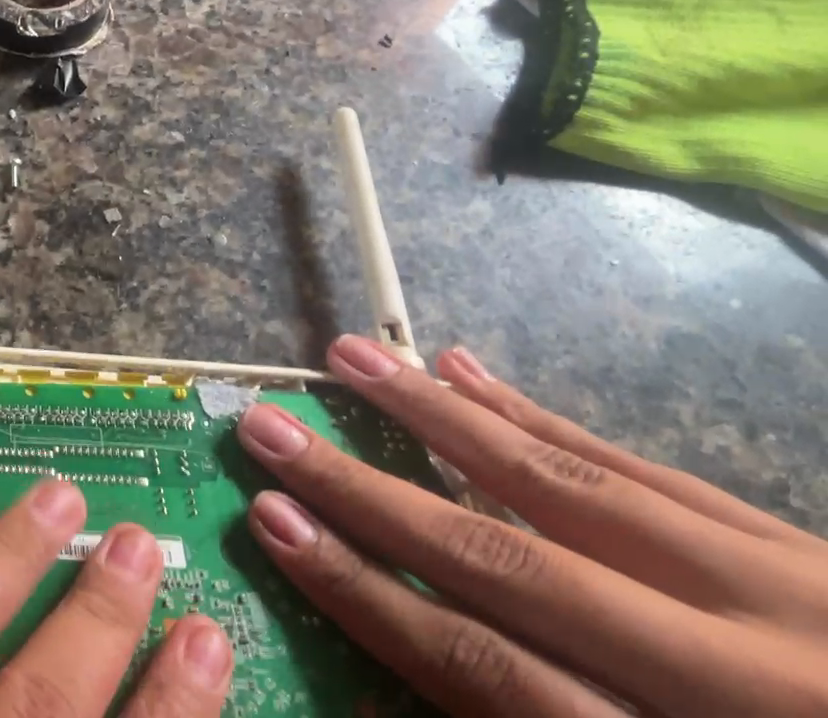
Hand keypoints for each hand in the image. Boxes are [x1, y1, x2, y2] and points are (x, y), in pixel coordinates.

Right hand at [238, 334, 827, 716]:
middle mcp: (742, 676)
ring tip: (353, 358)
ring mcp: (790, 598)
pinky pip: (649, 469)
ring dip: (443, 415)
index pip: (488, 668)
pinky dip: (544, 418)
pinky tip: (478, 373)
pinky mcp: (808, 551)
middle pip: (512, 560)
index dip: (365, 593)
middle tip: (269, 425)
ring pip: (576, 483)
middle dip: (368, 487)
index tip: (272, 523)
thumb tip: (383, 690)